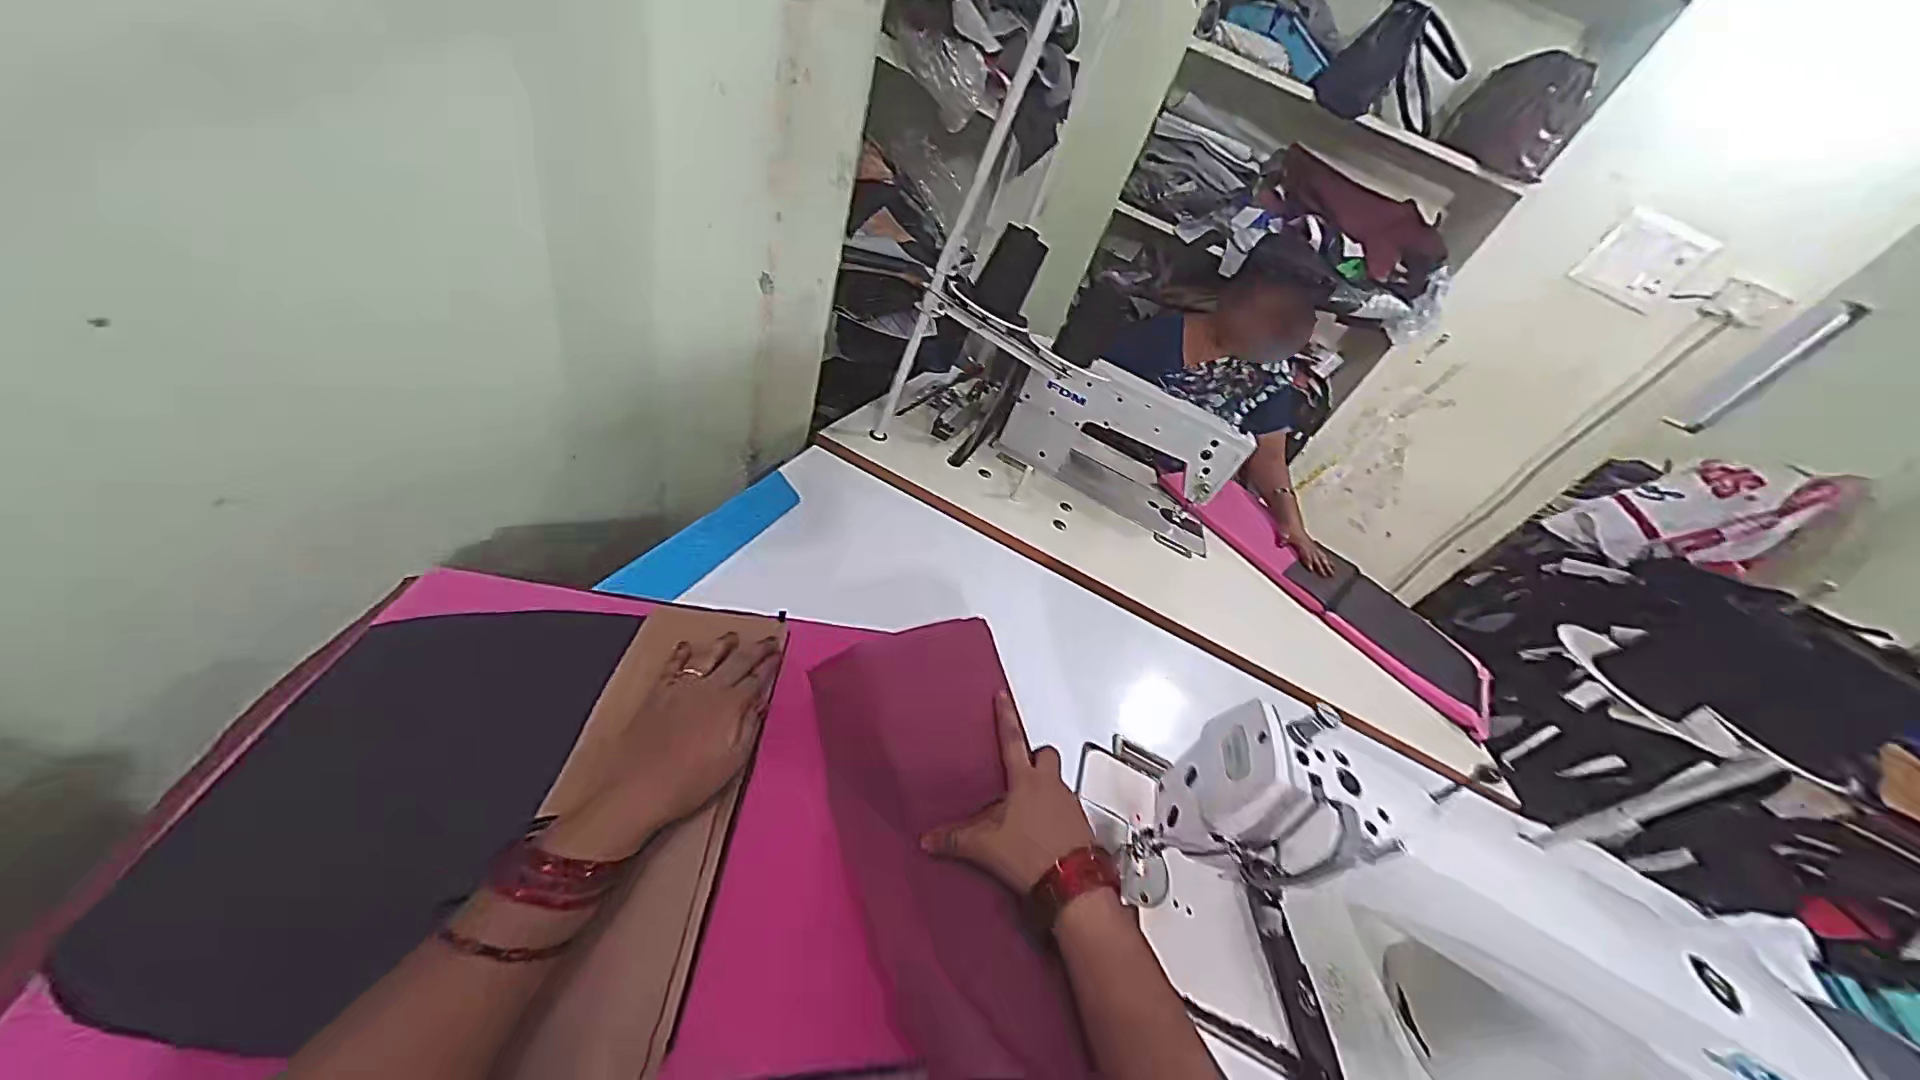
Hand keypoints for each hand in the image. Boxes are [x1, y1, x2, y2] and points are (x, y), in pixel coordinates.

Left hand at [543, 632, 780, 859]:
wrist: (639, 787)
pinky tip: (687, 647)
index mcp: (730, 705)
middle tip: (768, 642)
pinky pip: (673, 665)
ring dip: (724, 644)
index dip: (770, 665)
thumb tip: (759, 707)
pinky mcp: (658, 694)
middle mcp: (708, 690)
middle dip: (757, 649)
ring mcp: (681, 689)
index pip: (757, 678)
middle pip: (738, 661)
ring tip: (734, 637)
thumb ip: (749, 727)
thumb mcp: (733, 760)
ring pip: (709, 657)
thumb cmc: (687, 781)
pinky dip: (682, 653)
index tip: (777, 656)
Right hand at [920, 692, 1094, 892]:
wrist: (1073, 886)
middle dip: (1035, 755)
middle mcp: (1051, 785)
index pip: (1013, 739)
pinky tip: (1044, 830)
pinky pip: (1067, 806)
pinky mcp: (1080, 823)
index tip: (1003, 698)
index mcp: (1026, 780)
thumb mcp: (986, 846)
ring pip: (1058, 780)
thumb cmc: (1033, 856)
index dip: (1006, 717)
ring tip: (1028, 807)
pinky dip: (1056, 812)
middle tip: (1022, 765)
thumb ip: (956, 839)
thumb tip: (930, 839)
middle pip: (1045, 754)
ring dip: (1045, 787)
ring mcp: (1070, 803)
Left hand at [1286, 530, 1336, 576]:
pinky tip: (1331, 564)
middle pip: (1317, 558)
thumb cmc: (1288, 531)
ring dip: (1328, 565)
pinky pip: (1322, 553)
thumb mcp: (1284, 535)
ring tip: (1333, 572)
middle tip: (1327, 576)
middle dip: (1322, 567)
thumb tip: (1281, 543)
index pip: (1306, 555)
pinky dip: (1327, 559)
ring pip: (1322, 557)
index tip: (1311, 570)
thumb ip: (1283, 539)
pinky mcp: (1314, 546)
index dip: (1308, 562)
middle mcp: (1309, 547)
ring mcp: (1313, 546)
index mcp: (1302, 545)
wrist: (1292, 525)